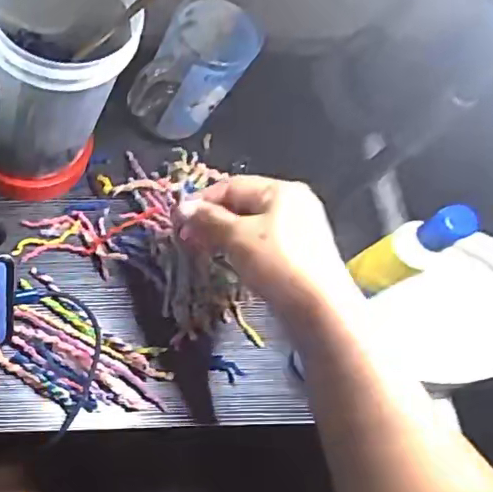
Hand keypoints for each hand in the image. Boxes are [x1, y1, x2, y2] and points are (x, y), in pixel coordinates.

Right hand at [177, 176, 361, 314]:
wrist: (316, 305)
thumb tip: (182, 207)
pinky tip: (226, 261)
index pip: (231, 186)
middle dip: (209, 219)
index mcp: (280, 190)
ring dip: (221, 235)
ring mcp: (295, 228)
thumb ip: (208, 220)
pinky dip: (237, 248)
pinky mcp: (294, 252)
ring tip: (201, 250)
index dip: (200, 201)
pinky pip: (258, 242)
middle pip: (240, 204)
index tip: (176, 222)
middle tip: (186, 238)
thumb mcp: (237, 237)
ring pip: (248, 224)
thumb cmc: (276, 264)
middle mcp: (291, 203)